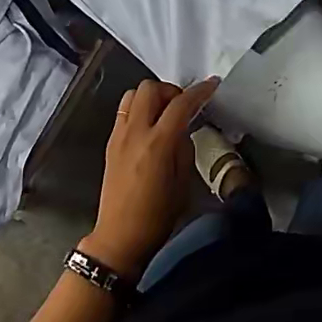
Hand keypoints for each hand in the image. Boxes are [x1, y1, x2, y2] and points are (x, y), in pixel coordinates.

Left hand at [81, 77, 218, 275]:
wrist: (120, 236)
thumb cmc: (157, 216)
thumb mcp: (183, 184)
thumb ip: (185, 148)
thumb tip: (184, 128)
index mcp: (158, 144)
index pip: (180, 105)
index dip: (199, 92)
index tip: (211, 85)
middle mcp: (135, 132)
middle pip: (151, 89)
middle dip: (170, 91)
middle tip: (183, 107)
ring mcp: (119, 135)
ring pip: (133, 94)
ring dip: (151, 97)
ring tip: (164, 114)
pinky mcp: (110, 142)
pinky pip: (124, 110)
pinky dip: (139, 109)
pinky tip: (149, 127)